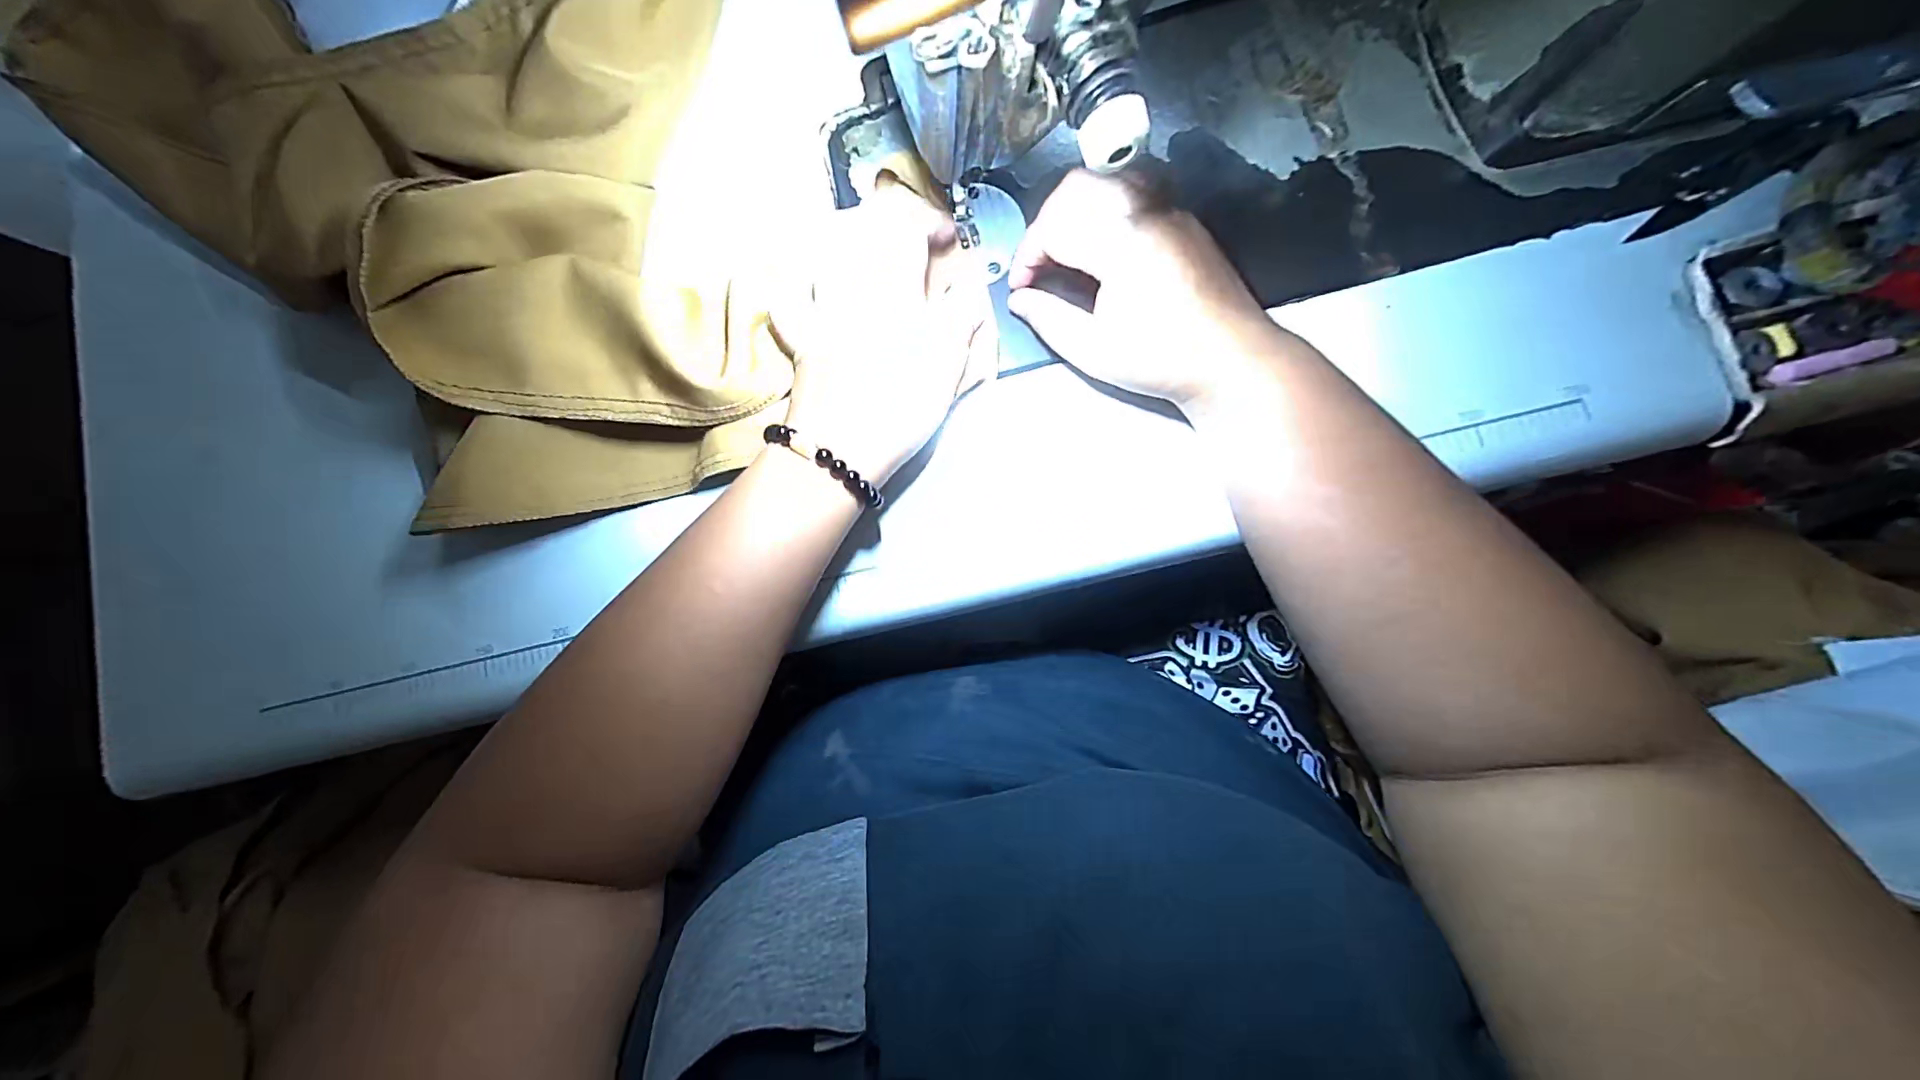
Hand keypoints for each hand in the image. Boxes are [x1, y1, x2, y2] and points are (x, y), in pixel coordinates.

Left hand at [774, 175, 996, 485]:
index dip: (930, 224)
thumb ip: (960, 320)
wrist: (843, 448)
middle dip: (888, 225)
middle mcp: (855, 294)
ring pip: (826, 259)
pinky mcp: (800, 341)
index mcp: (897, 296)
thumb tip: (967, 287)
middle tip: (906, 239)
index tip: (946, 235)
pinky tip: (798, 291)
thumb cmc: (901, 411)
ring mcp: (822, 315)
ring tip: (860, 258)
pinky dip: (794, 292)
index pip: (911, 235)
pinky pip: (788, 303)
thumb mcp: (947, 368)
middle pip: (864, 237)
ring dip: (844, 247)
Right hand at [1007, 169, 1304, 411]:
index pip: (1054, 226)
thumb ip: (1049, 319)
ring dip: (1077, 209)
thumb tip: (1021, 300)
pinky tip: (1103, 245)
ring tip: (1068, 250)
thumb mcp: (1094, 350)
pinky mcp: (1183, 222)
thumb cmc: (1166, 359)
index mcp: (1120, 241)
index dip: (1028, 256)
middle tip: (1040, 264)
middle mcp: (1145, 212)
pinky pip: (1136, 191)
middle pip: (1077, 188)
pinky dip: (1107, 208)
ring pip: (1108, 181)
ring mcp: (1169, 212)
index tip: (1022, 286)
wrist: (1231, 360)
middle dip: (1047, 223)